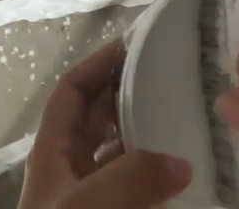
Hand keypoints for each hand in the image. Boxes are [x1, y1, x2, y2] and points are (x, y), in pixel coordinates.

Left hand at [19, 38, 192, 208]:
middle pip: (96, 119)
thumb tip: (179, 161)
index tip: (135, 45)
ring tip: (185, 117)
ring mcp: (90, 203)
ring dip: (146, 135)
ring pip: (118, 155)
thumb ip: (133, 176)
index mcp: (52, 155)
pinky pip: (136, 192)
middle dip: (128, 93)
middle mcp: (70, 175)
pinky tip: (186, 176)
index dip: (97, 64)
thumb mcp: (89, 206)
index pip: (70, 92)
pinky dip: (157, 178)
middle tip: (171, 76)